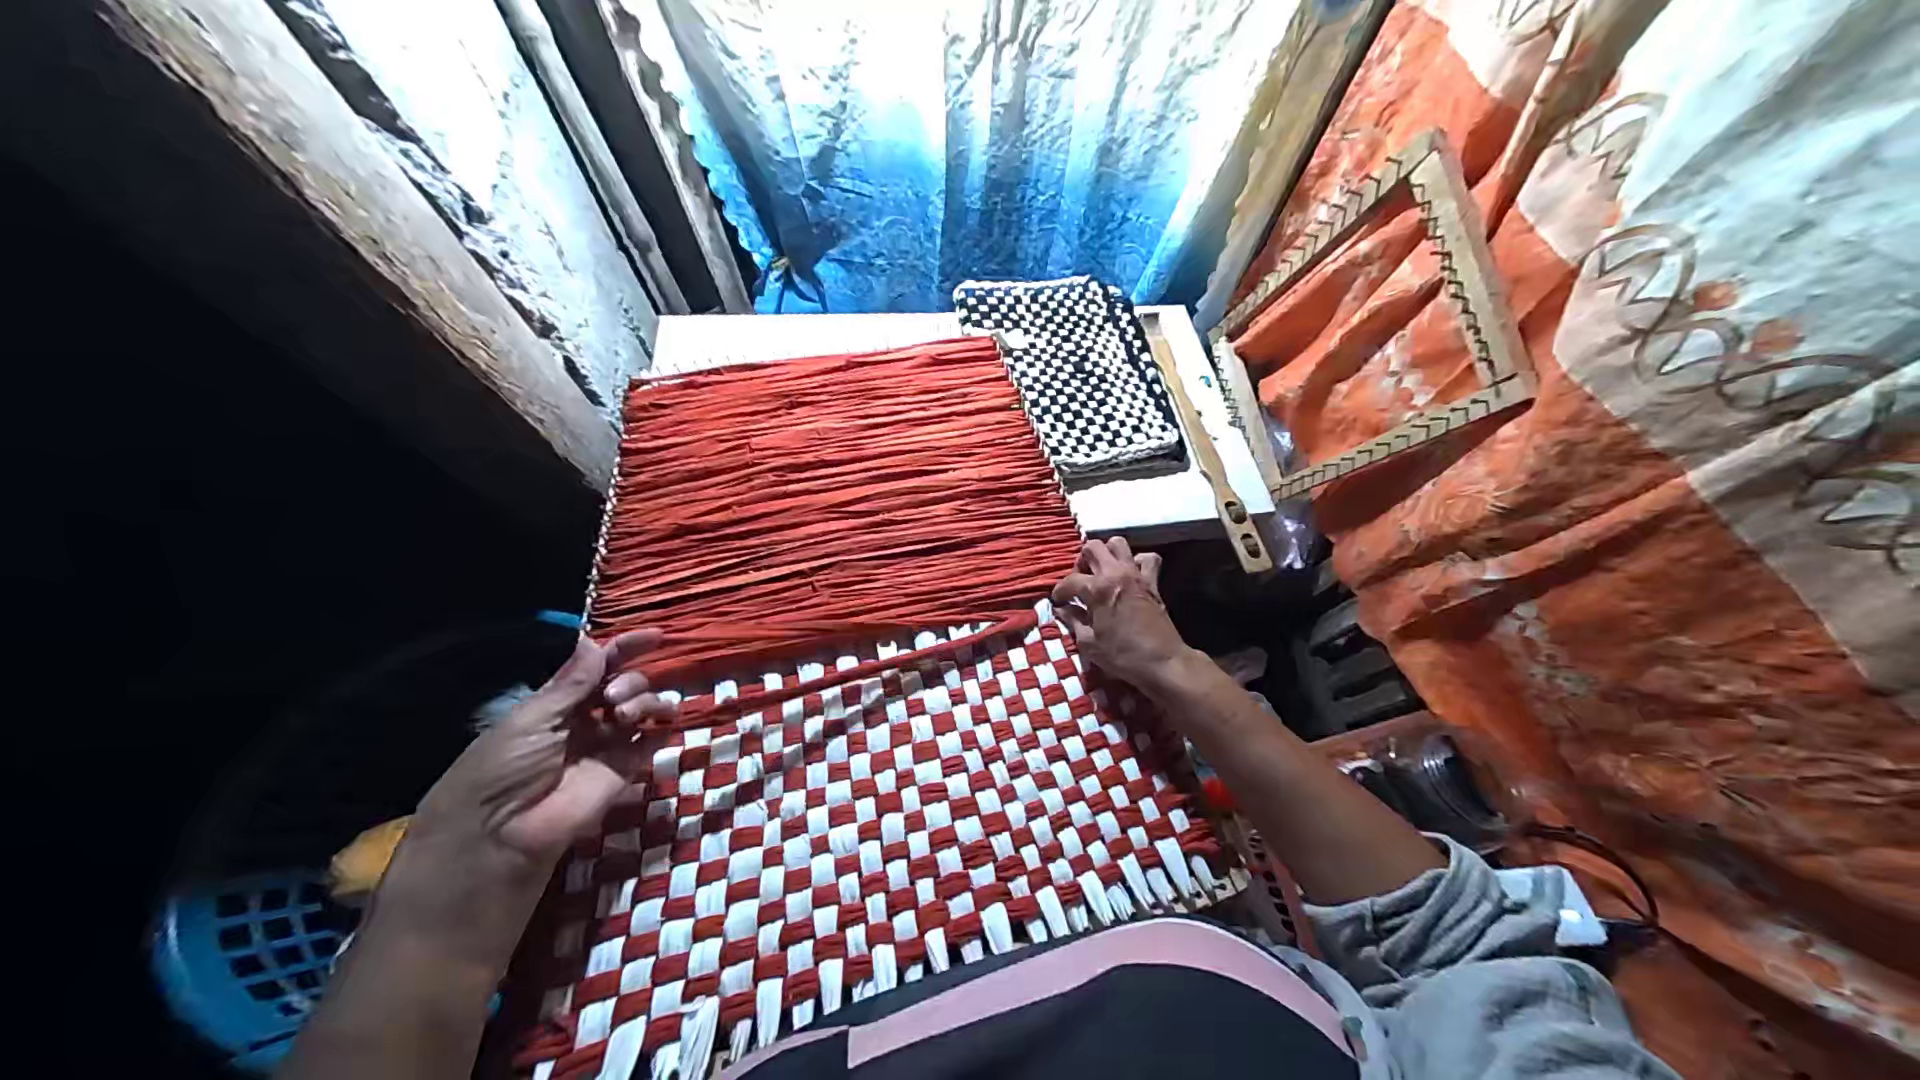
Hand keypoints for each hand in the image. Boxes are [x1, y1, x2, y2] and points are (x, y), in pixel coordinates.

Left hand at [411, 630, 675, 872]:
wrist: (502, 835)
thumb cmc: (503, 769)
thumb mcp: (532, 719)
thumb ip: (573, 684)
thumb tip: (595, 642)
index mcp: (559, 703)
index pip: (599, 666)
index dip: (626, 648)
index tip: (655, 636)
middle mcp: (588, 719)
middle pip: (626, 683)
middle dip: (629, 680)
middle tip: (613, 698)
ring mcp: (609, 744)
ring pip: (646, 706)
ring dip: (644, 699)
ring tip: (625, 715)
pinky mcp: (627, 769)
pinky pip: (656, 739)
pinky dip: (662, 726)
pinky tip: (653, 724)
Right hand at [1050, 538, 1195, 688]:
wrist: (1162, 662)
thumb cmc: (1122, 655)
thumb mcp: (1089, 643)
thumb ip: (1073, 621)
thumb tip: (1062, 610)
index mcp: (1097, 588)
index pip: (1070, 581)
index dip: (1060, 592)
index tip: (1058, 602)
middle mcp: (1116, 574)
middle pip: (1093, 547)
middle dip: (1082, 561)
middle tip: (1080, 580)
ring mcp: (1136, 575)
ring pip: (1118, 544)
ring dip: (1107, 554)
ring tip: (1102, 572)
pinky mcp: (1153, 582)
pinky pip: (1147, 559)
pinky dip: (1137, 561)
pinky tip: (1130, 575)